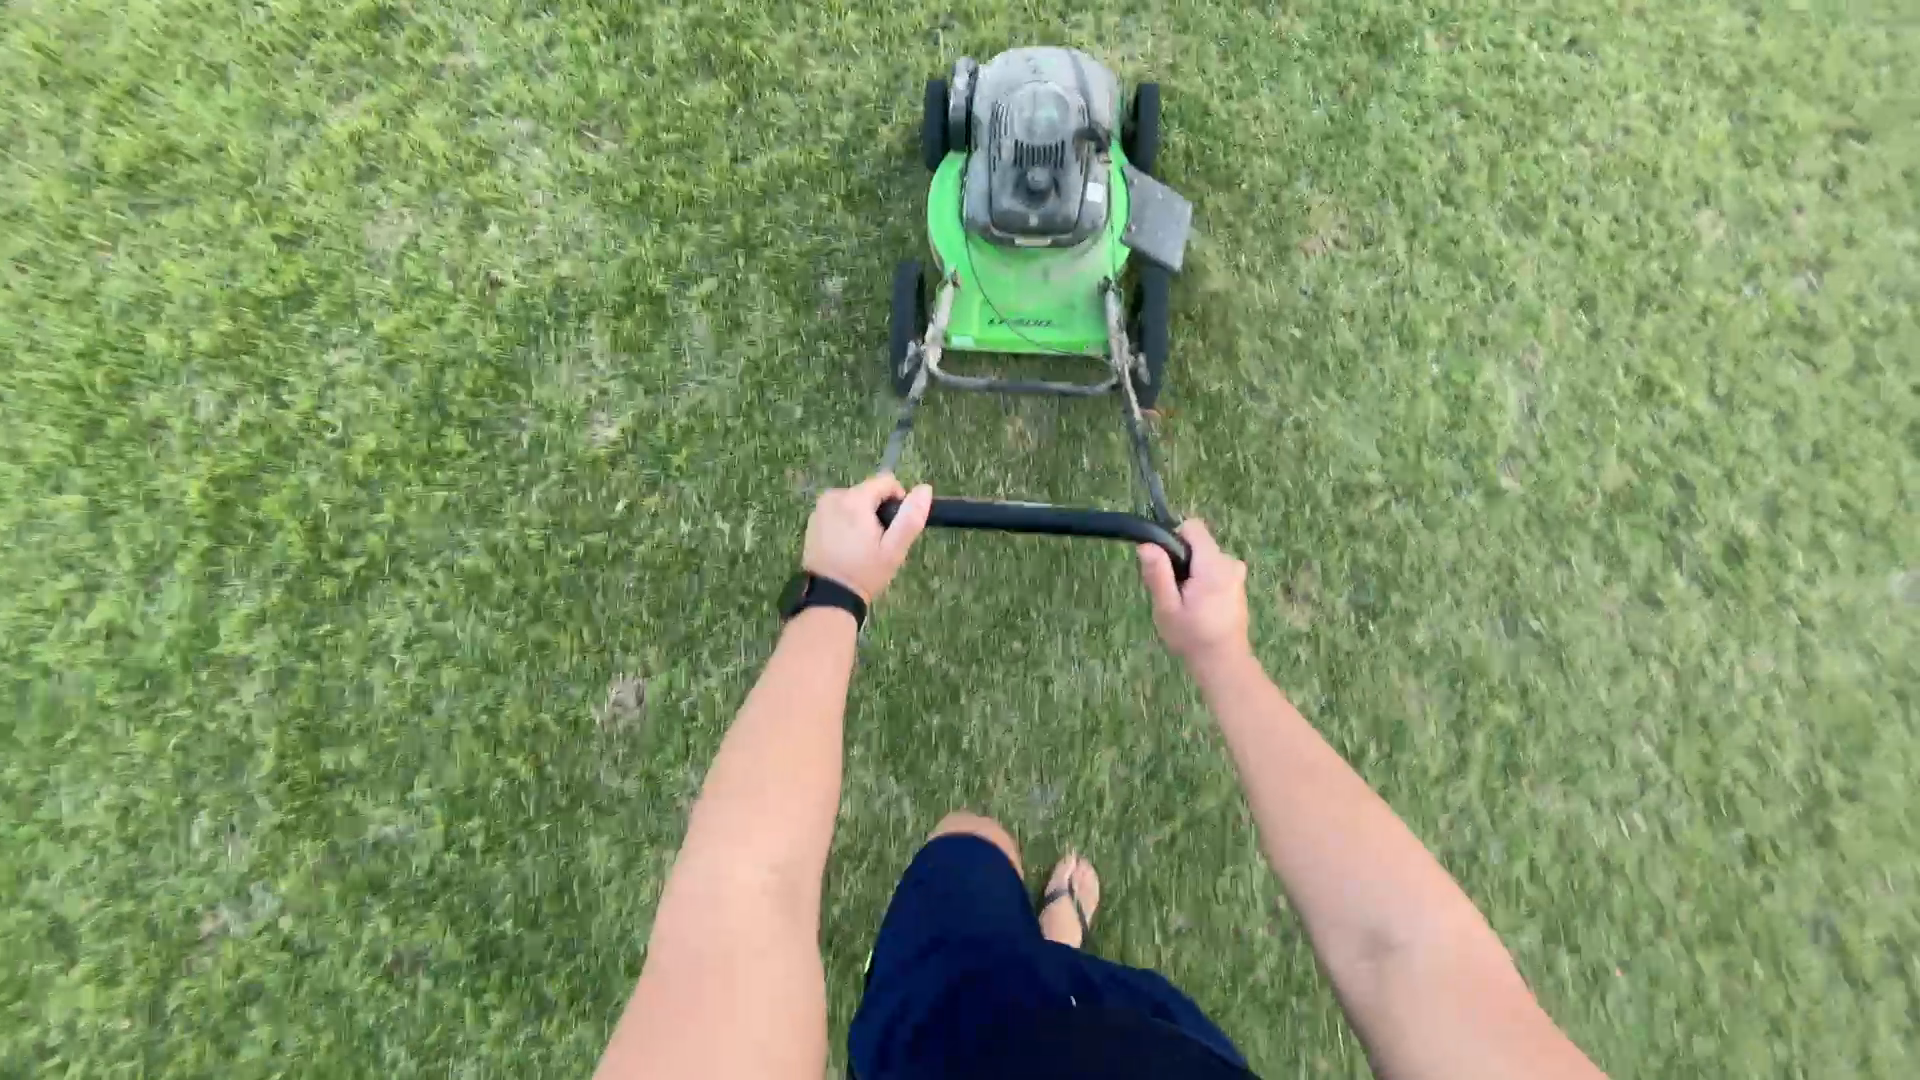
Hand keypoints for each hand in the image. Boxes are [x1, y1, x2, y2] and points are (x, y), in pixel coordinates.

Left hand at [801, 474, 932, 601]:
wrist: (830, 596)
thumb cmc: (865, 572)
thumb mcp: (894, 549)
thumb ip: (911, 517)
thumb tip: (925, 488)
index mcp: (854, 499)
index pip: (886, 481)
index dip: (898, 501)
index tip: (894, 527)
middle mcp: (833, 496)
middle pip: (868, 492)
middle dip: (877, 511)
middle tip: (878, 542)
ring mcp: (820, 508)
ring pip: (854, 501)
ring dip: (862, 517)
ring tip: (863, 546)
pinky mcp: (812, 520)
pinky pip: (838, 511)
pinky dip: (846, 522)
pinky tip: (847, 546)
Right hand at [1138, 519, 1251, 667]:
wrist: (1223, 662)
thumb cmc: (1192, 637)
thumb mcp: (1167, 607)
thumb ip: (1158, 574)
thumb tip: (1147, 544)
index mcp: (1213, 564)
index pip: (1192, 527)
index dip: (1173, 538)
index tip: (1164, 564)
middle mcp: (1230, 562)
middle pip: (1197, 543)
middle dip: (1180, 560)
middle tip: (1170, 591)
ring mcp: (1236, 573)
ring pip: (1204, 557)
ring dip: (1190, 572)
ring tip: (1183, 601)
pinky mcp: (1237, 584)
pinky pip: (1213, 568)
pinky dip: (1202, 580)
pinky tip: (1197, 605)